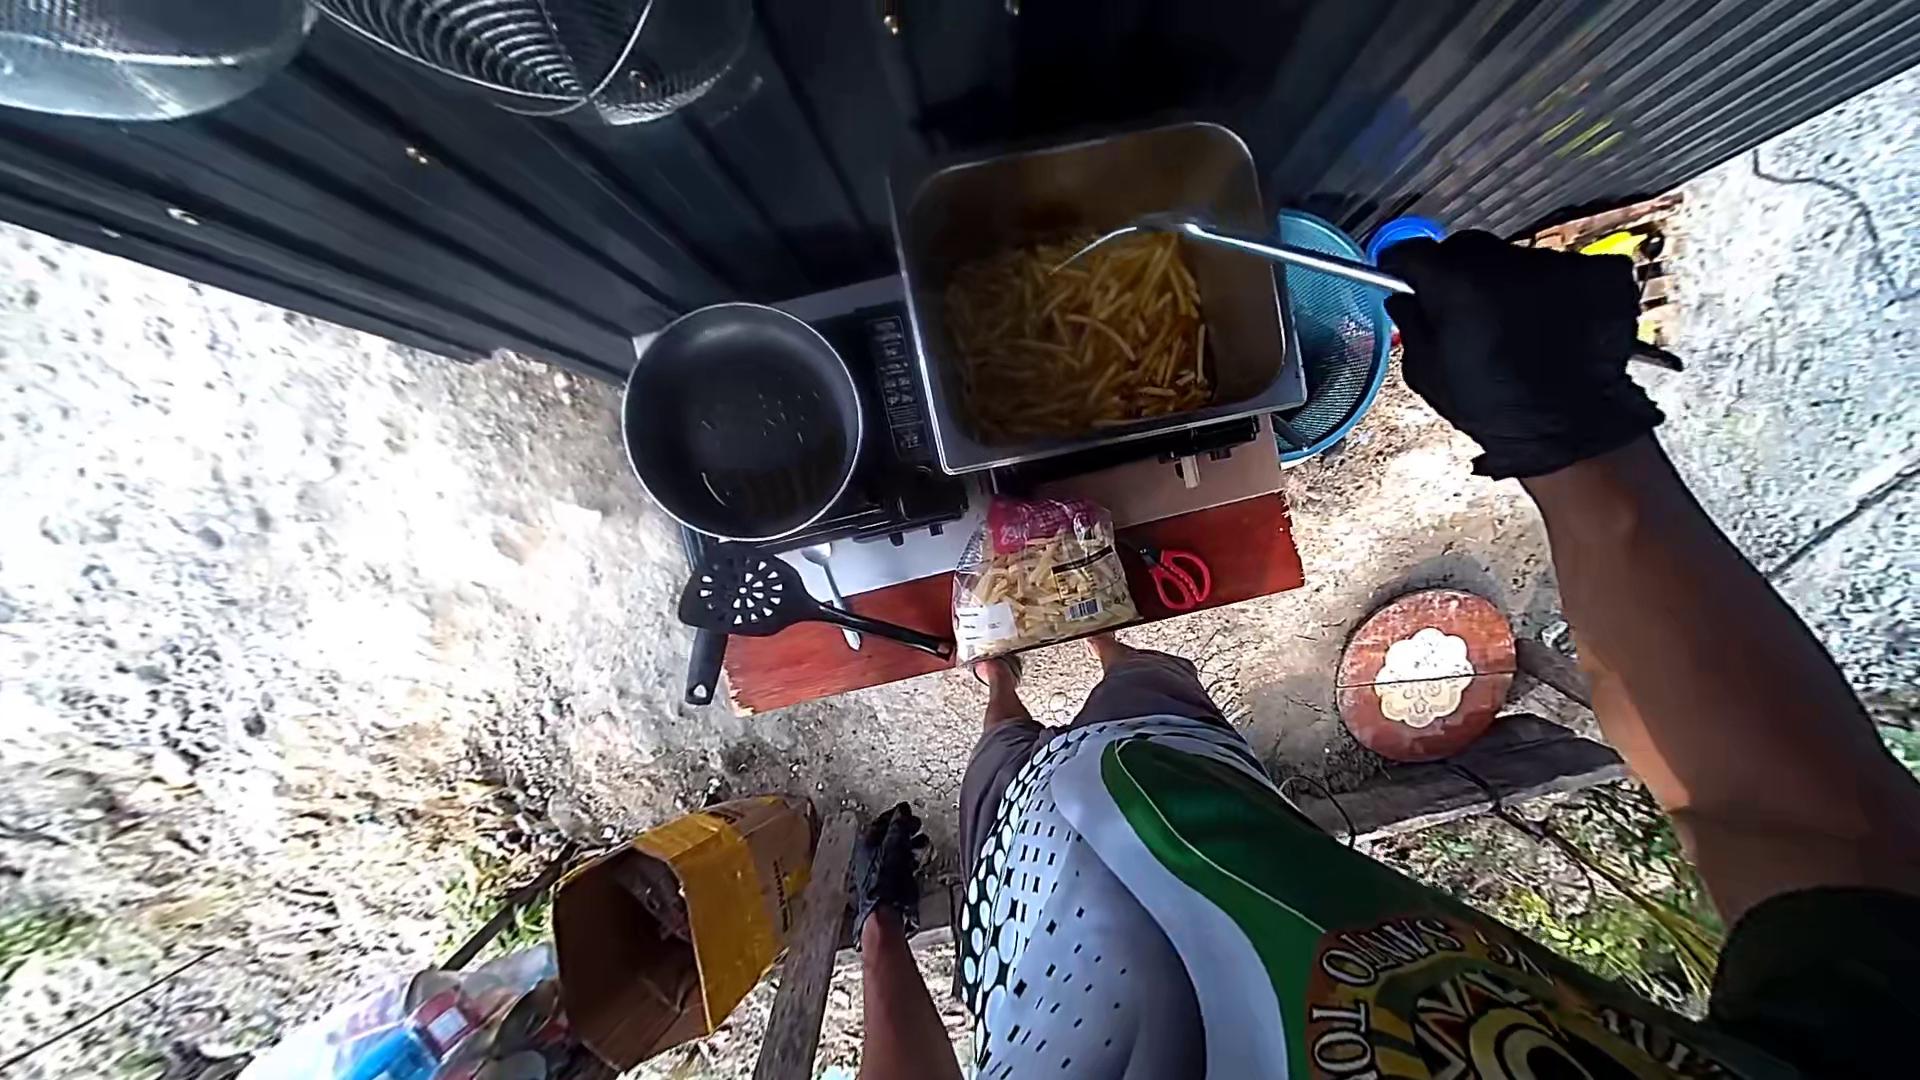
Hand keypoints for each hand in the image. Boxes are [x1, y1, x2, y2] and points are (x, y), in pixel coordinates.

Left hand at [854, 802, 927, 939]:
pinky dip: (911, 856)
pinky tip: (919, 857)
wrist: (886, 909)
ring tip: (922, 840)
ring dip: (910, 842)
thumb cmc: (884, 877)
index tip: (906, 810)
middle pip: (889, 834)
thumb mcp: (894, 843)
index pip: (882, 821)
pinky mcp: (890, 880)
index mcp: (867, 843)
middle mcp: (871, 855)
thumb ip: (899, 825)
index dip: (895, 814)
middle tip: (916, 823)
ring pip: (897, 848)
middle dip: (904, 828)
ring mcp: (880, 868)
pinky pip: (902, 862)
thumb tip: (902, 810)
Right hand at [1378, 231, 1663, 478]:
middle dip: (1450, 268)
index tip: (1395, 270)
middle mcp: (1509, 264)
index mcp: (1457, 287)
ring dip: (1499, 280)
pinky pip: (1557, 269)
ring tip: (1501, 320)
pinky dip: (1543, 288)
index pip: (1415, 251)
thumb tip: (1403, 299)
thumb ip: (1412, 324)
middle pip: (1465, 246)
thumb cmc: (1486, 402)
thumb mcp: (1425, 369)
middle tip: (1447, 300)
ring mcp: (1560, 264)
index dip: (1399, 262)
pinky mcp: (1601, 271)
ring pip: (1512, 258)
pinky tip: (1540, 322)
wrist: (1563, 421)